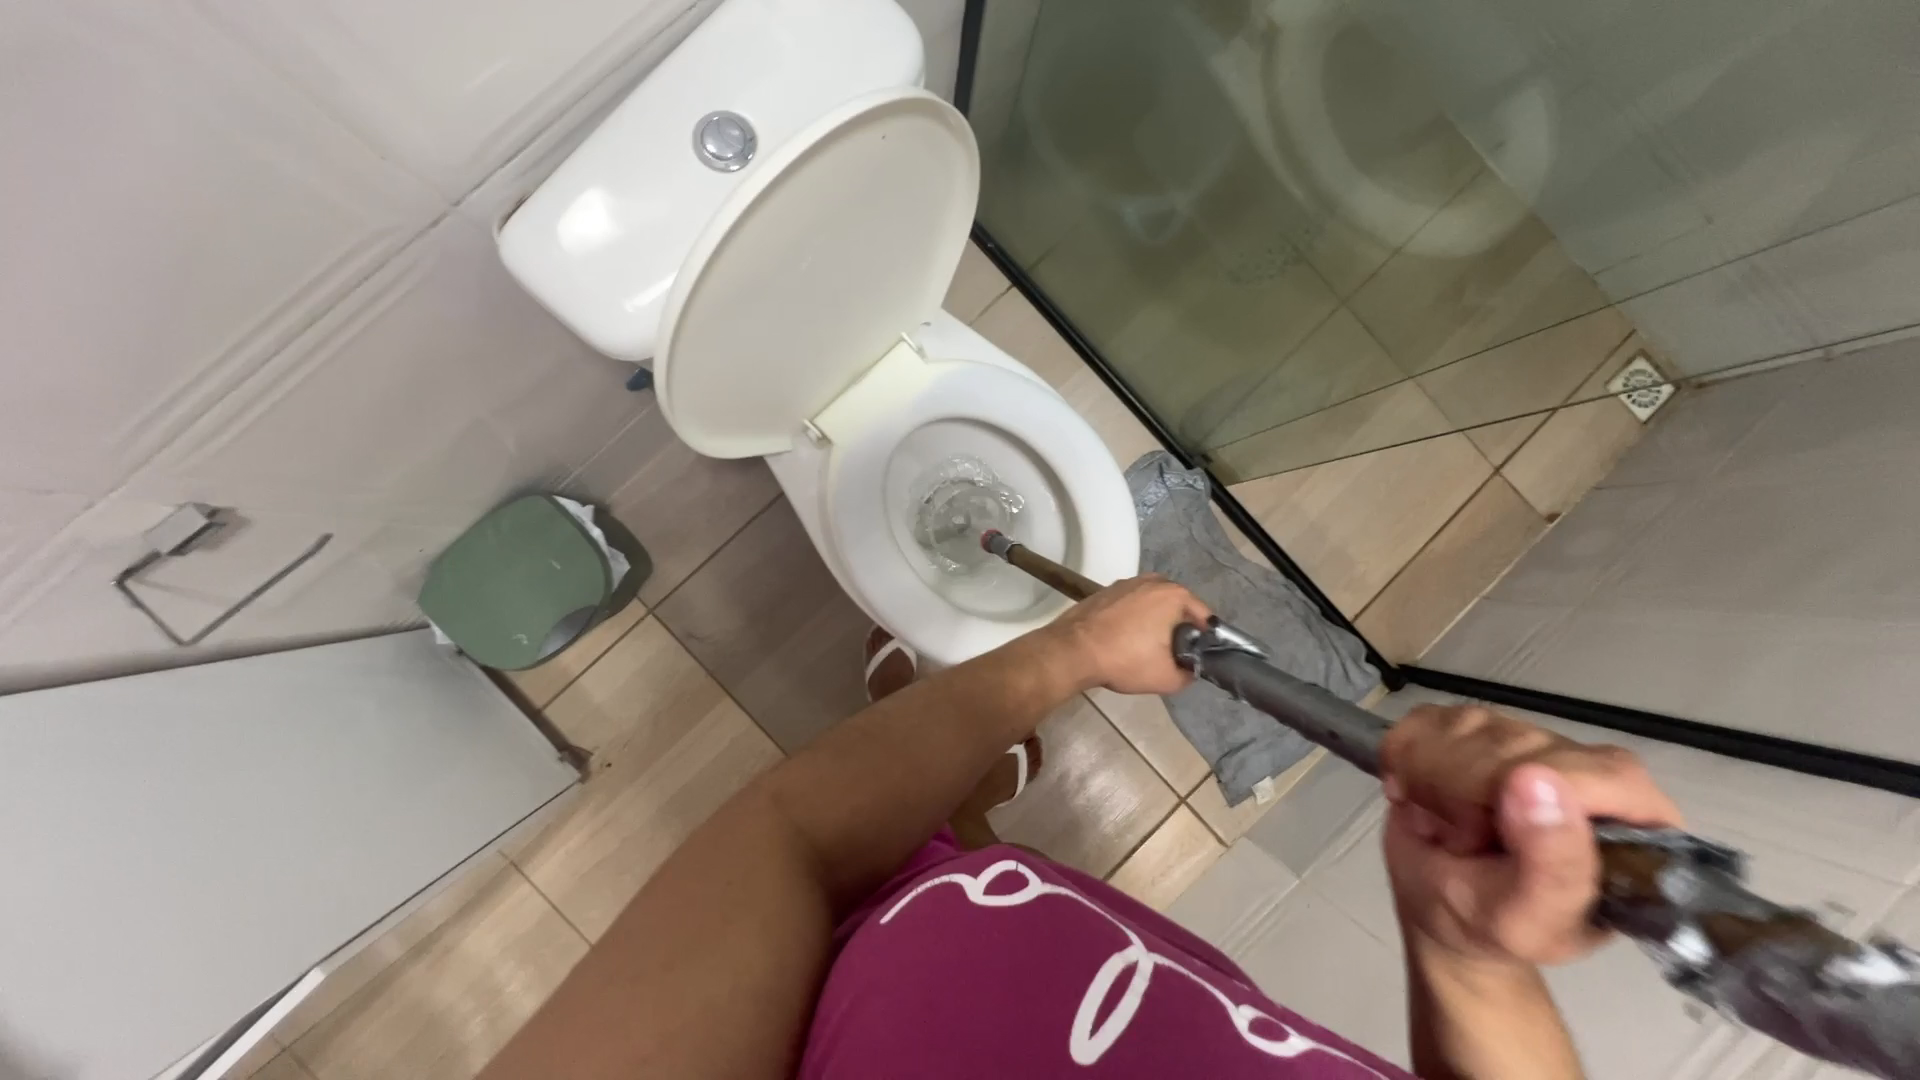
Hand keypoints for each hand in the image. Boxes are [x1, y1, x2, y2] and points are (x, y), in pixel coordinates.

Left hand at [1038, 575, 1210, 695]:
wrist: (1072, 651)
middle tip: (1174, 654)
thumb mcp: (1167, 678)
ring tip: (1148, 648)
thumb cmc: (1125, 659)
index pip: (1204, 616)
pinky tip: (1125, 638)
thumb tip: (1191, 670)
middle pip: (1178, 607)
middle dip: (1179, 628)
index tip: (1199, 656)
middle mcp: (1152, 580)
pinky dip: (1133, 618)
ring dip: (1155, 622)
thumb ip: (1189, 674)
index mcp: (1174, 594)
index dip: (1205, 639)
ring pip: (1152, 604)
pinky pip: (1130, 604)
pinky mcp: (1104, 591)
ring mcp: (1125, 583)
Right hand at [1379, 705, 1682, 969]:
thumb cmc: (1487, 926)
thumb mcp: (1525, 922)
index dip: (1523, 796)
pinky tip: (1423, 795)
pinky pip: (1422, 721)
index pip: (1587, 769)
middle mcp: (1584, 765)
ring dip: (1430, 784)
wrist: (1434, 908)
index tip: (1491, 837)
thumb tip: (1538, 780)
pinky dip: (1404, 762)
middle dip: (1465, 796)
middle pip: (1511, 743)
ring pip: (1459, 728)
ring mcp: (1522, 738)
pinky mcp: (1469, 725)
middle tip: (1467, 842)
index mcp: (1630, 816)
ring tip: (1447, 824)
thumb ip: (1550, 866)